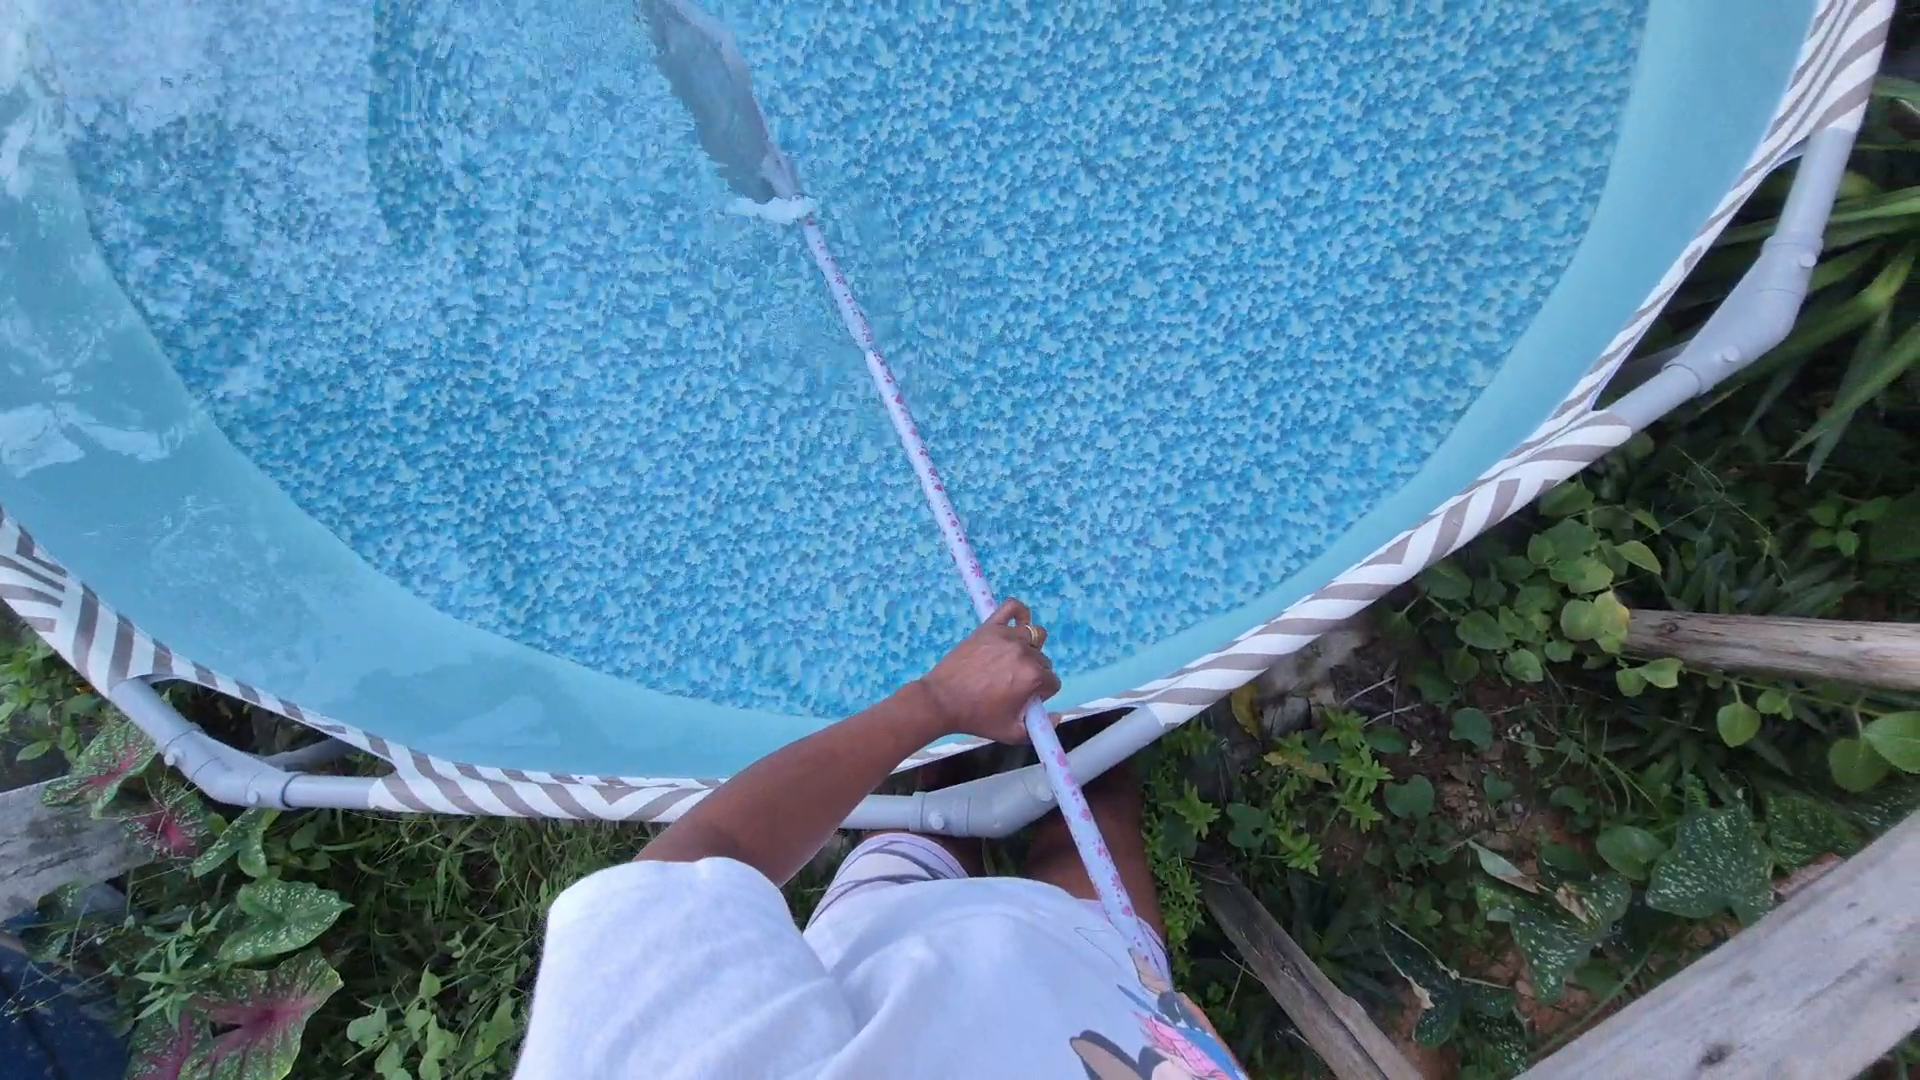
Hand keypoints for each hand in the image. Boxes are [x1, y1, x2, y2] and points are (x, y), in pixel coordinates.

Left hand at [913, 598, 1061, 743]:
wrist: (942, 701)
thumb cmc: (977, 718)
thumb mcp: (1012, 733)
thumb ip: (1041, 726)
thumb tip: (1058, 716)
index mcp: (1033, 676)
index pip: (1052, 682)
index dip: (1040, 694)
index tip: (1023, 699)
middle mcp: (1024, 652)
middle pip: (1043, 661)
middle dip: (1033, 675)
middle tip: (1011, 685)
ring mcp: (1006, 636)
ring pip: (1033, 637)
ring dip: (1028, 649)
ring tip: (1011, 661)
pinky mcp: (990, 627)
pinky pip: (1013, 607)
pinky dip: (1020, 612)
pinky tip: (1018, 623)